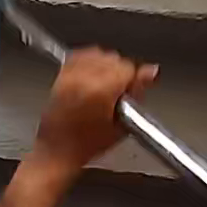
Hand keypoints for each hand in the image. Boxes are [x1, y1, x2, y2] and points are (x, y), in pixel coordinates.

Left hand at [30, 47, 156, 179]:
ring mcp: (69, 77)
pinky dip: (87, 62)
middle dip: (120, 71)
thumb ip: (137, 95)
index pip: (127, 67)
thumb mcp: (121, 125)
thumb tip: (149, 73)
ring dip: (104, 65)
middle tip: (119, 91)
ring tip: (105, 85)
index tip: (132, 91)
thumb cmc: (85, 146)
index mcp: (101, 90)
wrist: (56, 151)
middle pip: (112, 58)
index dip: (134, 79)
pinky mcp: (59, 78)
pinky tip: (91, 76)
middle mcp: (83, 79)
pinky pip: (77, 58)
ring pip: (96, 55)